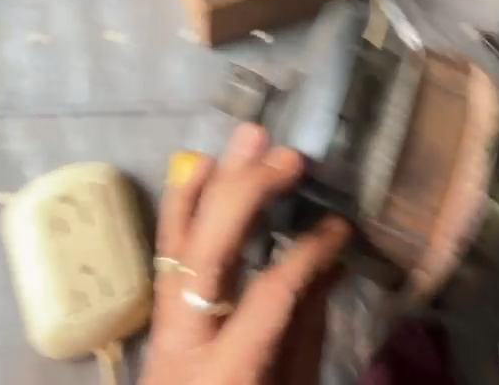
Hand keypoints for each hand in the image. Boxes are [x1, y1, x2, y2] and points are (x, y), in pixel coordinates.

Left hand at [141, 124, 352, 384]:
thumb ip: (308, 327)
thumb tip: (330, 256)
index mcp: (227, 372)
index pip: (269, 294)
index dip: (308, 253)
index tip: (340, 225)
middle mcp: (185, 340)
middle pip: (211, 251)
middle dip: (250, 195)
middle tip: (290, 157)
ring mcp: (163, 324)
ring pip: (184, 240)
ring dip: (218, 181)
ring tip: (250, 136)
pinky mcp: (158, 314)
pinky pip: (167, 250)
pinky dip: (183, 203)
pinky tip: (201, 164)